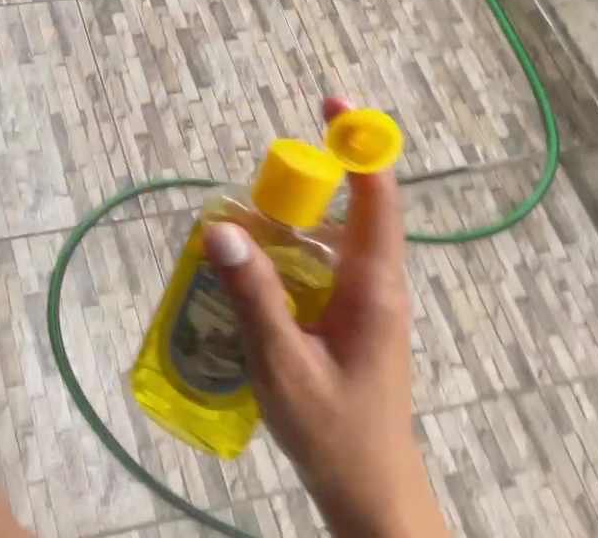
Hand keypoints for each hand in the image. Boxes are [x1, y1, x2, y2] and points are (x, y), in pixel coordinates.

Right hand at [202, 97, 445, 537]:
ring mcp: (362, 302)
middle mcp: (374, 285)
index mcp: (374, 289)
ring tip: (231, 234)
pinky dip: (279, 255)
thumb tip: (220, 228)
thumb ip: (253, 296)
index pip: (377, 203)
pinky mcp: (345, 318)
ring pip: (324, 240)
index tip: (335, 104)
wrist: (369, 493)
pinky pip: (313, 267)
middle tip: (245, 195)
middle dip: (299, 186)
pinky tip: (243, 275)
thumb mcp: (283, 365)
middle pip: (345, 211)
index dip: (361, 149)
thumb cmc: (334, 430)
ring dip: (282, 224)